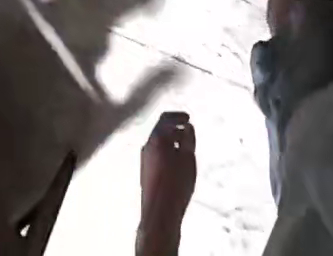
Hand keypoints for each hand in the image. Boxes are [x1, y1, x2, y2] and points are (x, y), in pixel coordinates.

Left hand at [137, 111, 194, 255]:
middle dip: (175, 130)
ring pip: (158, 144)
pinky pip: (156, 155)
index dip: (178, 116)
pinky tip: (176, 164)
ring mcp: (144, 161)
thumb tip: (187, 126)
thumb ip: (188, 138)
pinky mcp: (145, 173)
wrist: (158, 216)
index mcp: (156, 139)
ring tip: (184, 150)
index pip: (166, 118)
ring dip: (171, 142)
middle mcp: (147, 147)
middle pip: (161, 130)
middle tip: (188, 134)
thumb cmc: (176, 184)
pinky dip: (166, 152)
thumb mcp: (188, 157)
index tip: (188, 118)